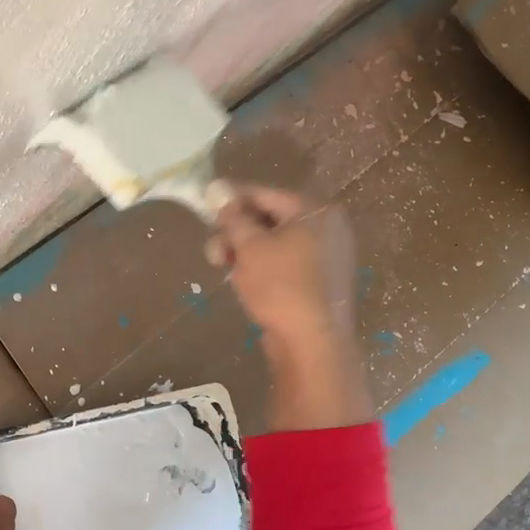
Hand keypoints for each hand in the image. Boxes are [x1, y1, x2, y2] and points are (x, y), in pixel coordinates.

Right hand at [204, 184, 357, 342]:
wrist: (310, 340)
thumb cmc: (279, 286)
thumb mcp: (249, 247)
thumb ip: (233, 217)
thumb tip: (218, 190)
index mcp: (314, 211)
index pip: (265, 194)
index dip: (231, 199)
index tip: (204, 204)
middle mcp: (325, 227)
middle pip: (269, 219)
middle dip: (235, 232)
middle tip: (214, 252)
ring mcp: (325, 256)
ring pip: (274, 243)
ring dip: (245, 252)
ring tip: (226, 270)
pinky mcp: (318, 281)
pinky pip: (284, 263)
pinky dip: (262, 268)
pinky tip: (245, 283)